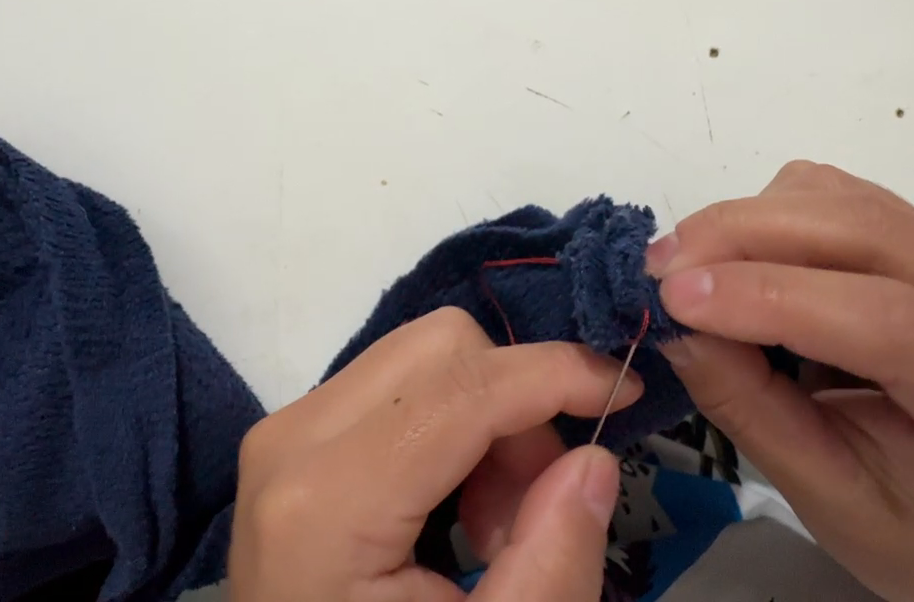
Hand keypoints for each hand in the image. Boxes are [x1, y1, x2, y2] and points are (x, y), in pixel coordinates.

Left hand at [229, 307, 641, 601]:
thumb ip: (550, 566)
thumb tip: (594, 458)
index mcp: (326, 502)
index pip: (461, 390)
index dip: (554, 375)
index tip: (627, 390)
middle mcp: (293, 436)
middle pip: (441, 347)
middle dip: (517, 406)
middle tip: (536, 503)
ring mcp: (286, 427)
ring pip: (422, 353)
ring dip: (487, 416)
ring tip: (492, 521)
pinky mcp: (295, 430)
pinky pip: (396, 379)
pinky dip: (451, 420)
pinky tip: (453, 503)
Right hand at [649, 162, 913, 601]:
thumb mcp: (833, 506)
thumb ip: (752, 409)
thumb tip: (675, 320)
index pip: (899, 326)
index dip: (775, 296)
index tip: (674, 295)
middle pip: (870, 231)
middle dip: (744, 233)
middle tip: (658, 265)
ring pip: (853, 201)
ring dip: (754, 219)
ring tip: (693, 268)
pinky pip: (850, 200)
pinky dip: (778, 216)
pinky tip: (749, 263)